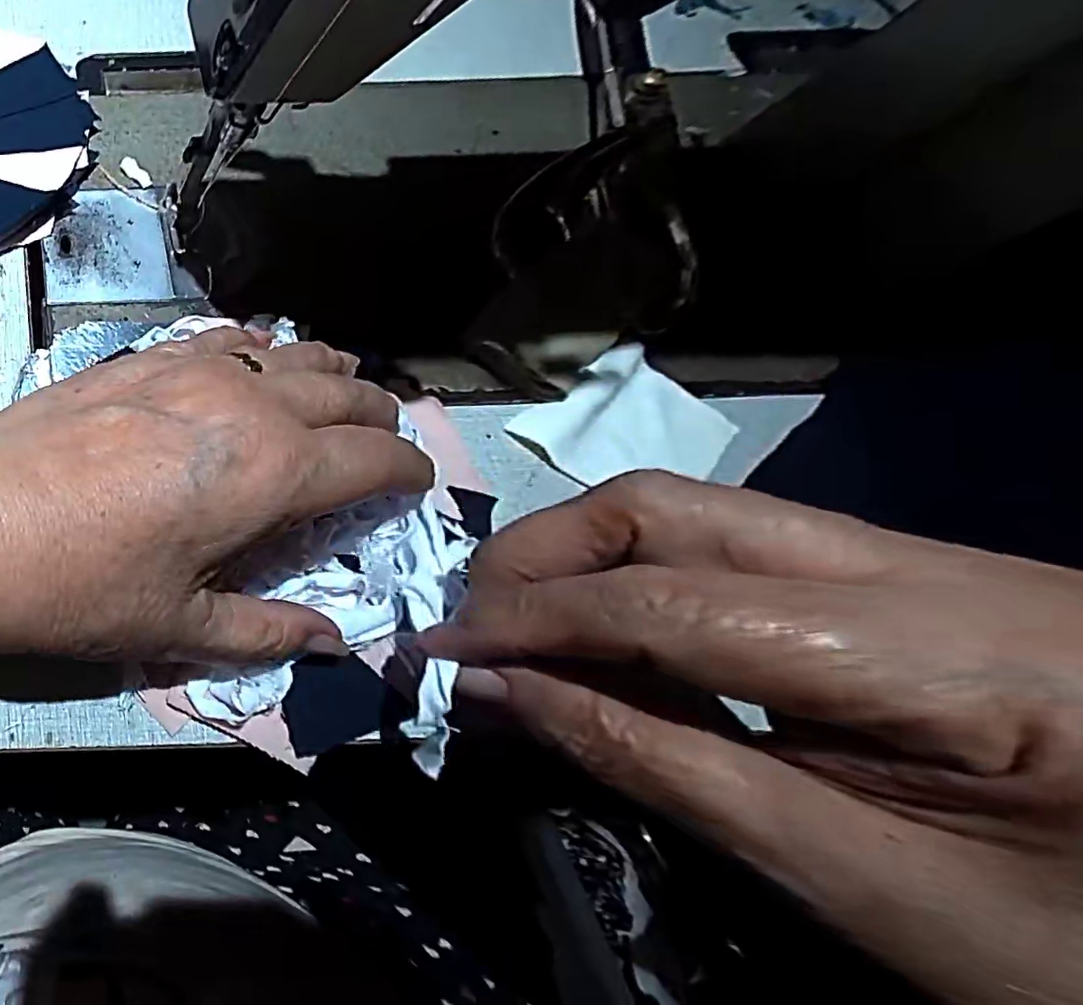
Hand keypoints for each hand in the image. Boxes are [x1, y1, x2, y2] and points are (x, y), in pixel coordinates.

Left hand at [0, 327, 432, 664]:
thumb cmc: (71, 584)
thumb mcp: (174, 624)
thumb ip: (265, 630)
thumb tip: (331, 640)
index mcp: (266, 470)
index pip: (370, 459)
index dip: (404, 473)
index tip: (413, 486)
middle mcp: (242, 403)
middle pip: (342, 392)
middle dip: (377, 419)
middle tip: (384, 443)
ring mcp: (187, 369)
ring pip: (289, 351)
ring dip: (327, 375)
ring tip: (337, 395)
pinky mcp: (141, 357)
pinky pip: (224, 338)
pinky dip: (258, 351)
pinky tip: (251, 367)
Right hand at [421, 471, 1082, 1004]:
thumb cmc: (1068, 951)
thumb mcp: (847, 880)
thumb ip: (647, 760)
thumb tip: (493, 689)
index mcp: (950, 651)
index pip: (664, 599)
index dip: (529, 622)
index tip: (439, 654)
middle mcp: (919, 563)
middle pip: (659, 507)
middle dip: (537, 560)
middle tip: (475, 630)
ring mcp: (904, 558)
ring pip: (677, 513)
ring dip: (570, 562)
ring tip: (518, 629)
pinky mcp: (886, 577)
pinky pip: (712, 550)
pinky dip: (623, 583)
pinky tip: (601, 640)